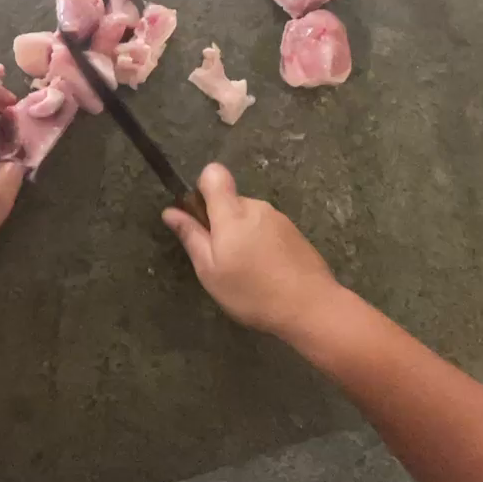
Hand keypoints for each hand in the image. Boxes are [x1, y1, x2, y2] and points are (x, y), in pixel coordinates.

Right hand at [162, 163, 344, 335]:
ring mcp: (279, 218)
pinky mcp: (295, 232)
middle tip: (223, 259)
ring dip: (242, 235)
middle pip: (230, 201)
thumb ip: (191, 236)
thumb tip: (170, 211)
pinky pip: (267, 229)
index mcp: (232, 213)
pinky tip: (267, 273)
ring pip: (249, 217)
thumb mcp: (210, 271)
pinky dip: (261, 244)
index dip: (202, 189)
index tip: (201, 217)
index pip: (213, 174)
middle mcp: (256, 207)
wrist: (311, 307)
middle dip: (221, 222)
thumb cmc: (252, 292)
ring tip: (248, 272)